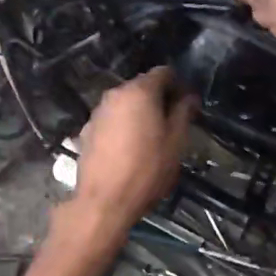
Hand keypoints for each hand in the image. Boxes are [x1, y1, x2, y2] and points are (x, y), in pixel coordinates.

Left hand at [71, 67, 195, 229]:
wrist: (104, 202)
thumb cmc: (147, 169)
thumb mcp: (176, 142)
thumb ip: (184, 112)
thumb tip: (189, 97)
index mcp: (139, 92)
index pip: (164, 72)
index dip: (179, 84)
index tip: (188, 103)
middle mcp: (115, 95)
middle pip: (142, 87)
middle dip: (159, 99)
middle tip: (173, 122)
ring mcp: (97, 113)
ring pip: (126, 104)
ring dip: (140, 113)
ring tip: (152, 138)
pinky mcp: (86, 131)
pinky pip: (112, 120)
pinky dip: (124, 126)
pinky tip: (130, 149)